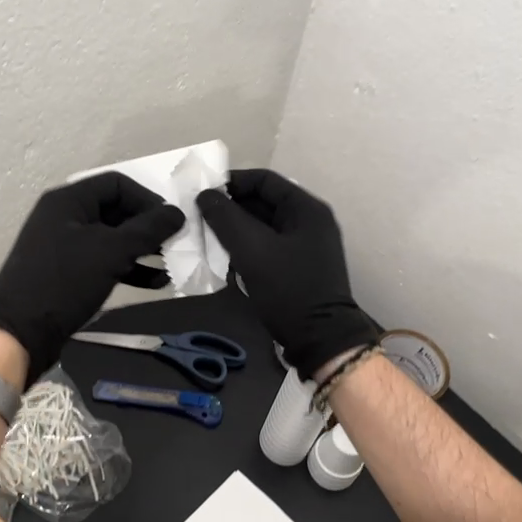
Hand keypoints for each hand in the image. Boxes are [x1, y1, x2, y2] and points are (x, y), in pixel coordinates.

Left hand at [0, 173, 185, 385]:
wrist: (22, 330)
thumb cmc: (66, 280)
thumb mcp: (112, 251)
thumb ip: (148, 230)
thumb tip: (177, 214)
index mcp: (68, 200)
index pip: (117, 184)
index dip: (147, 199)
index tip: (170, 221)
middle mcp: (65, 216)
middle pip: (116, 211)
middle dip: (147, 228)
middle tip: (173, 244)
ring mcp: (64, 245)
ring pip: (112, 239)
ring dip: (142, 250)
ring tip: (168, 265)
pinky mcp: (68, 272)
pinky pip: (104, 261)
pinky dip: (128, 268)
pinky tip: (153, 283)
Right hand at [197, 169, 380, 377]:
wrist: (321, 340)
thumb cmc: (289, 290)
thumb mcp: (253, 251)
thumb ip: (226, 219)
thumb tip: (205, 195)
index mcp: (306, 209)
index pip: (264, 180)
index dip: (232, 182)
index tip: (202, 194)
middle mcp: (310, 222)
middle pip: (264, 203)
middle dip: (231, 209)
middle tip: (200, 218)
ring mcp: (306, 246)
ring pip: (264, 227)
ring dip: (236, 231)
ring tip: (208, 239)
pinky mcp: (299, 268)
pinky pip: (269, 248)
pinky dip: (247, 250)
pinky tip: (226, 260)